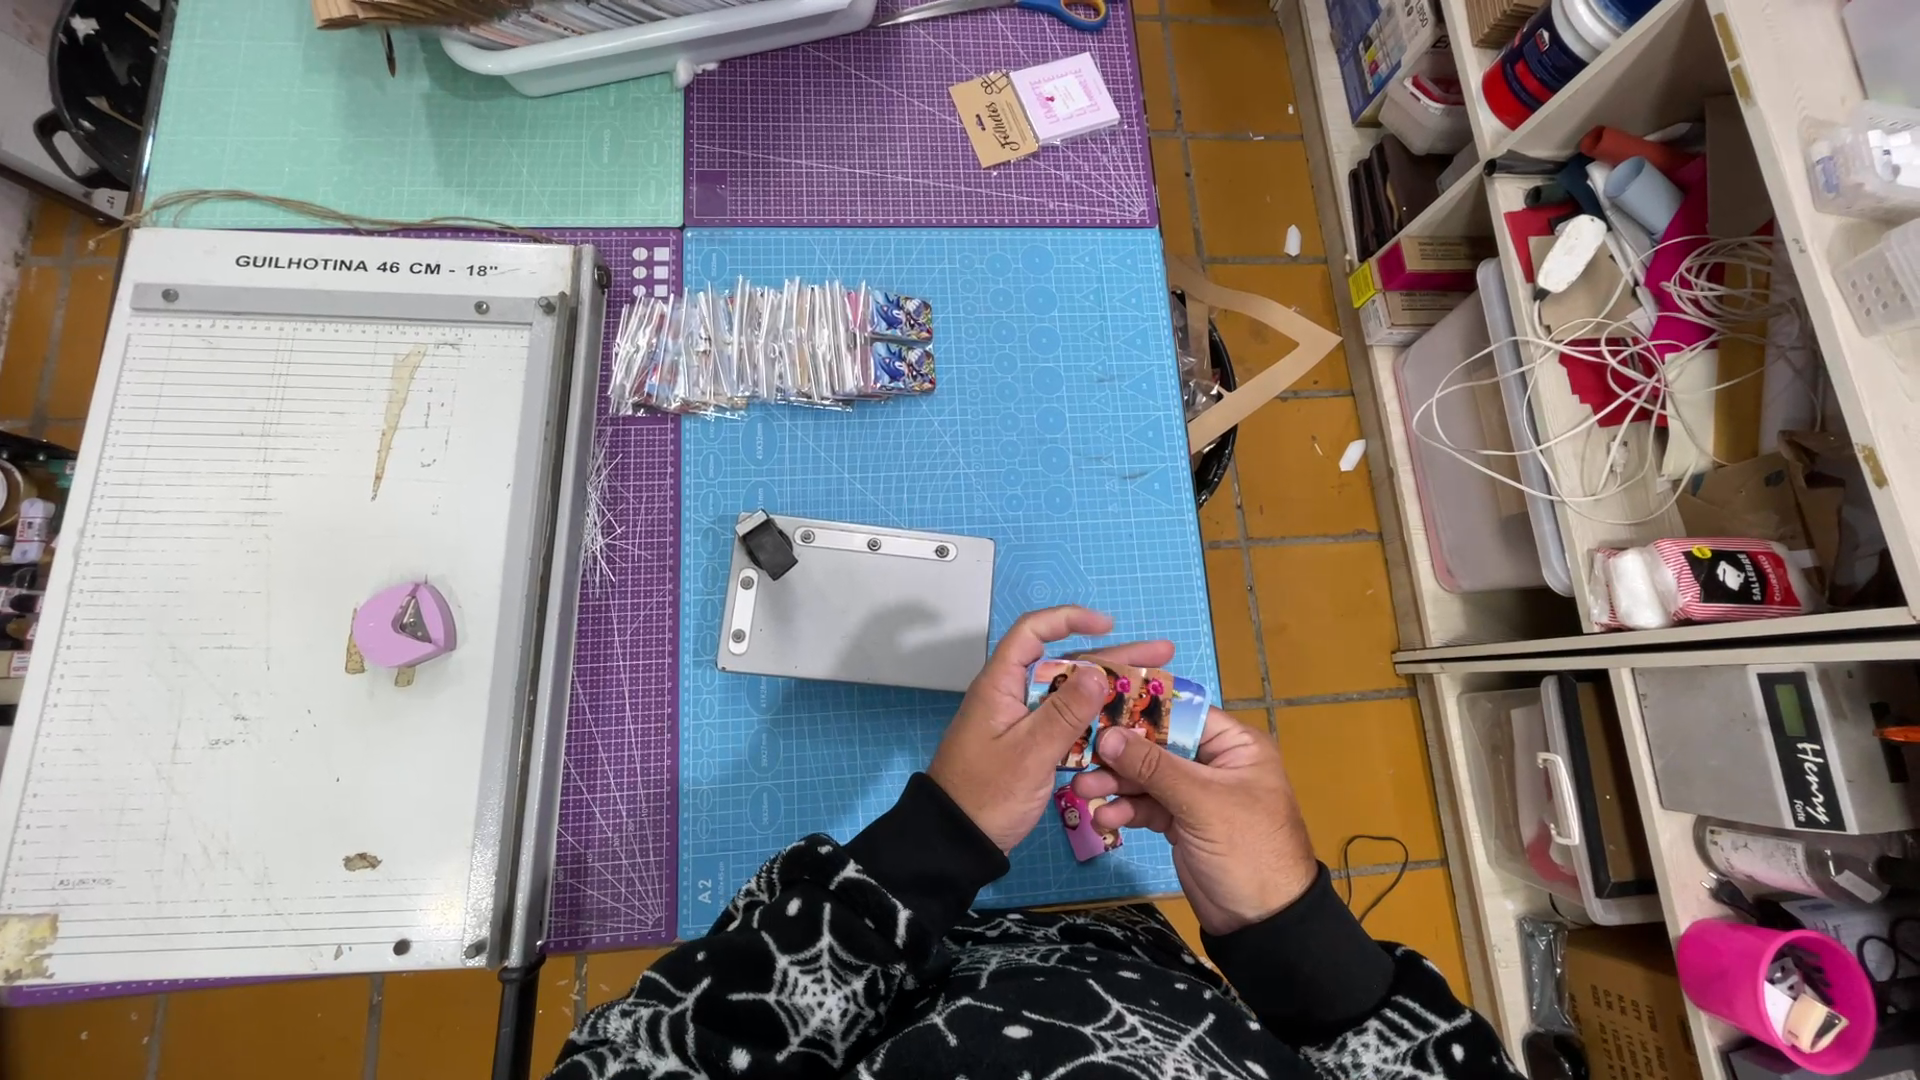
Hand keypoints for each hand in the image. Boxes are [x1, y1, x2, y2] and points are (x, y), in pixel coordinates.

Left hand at [927, 606, 1172, 853]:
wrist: (955, 840)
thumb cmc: (987, 793)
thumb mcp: (1029, 753)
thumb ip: (1064, 712)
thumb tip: (1097, 670)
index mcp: (1001, 684)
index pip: (1033, 632)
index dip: (1069, 620)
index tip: (1109, 625)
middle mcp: (1013, 694)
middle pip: (1065, 663)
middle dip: (1112, 657)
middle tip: (1161, 655)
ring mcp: (1023, 720)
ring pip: (1070, 694)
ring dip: (1110, 689)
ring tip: (1156, 685)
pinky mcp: (1030, 744)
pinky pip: (1067, 722)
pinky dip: (1095, 719)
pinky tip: (1128, 722)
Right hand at [1072, 708, 1317, 934]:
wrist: (1263, 925)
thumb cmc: (1247, 849)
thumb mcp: (1201, 803)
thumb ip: (1151, 766)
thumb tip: (1106, 735)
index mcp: (1234, 746)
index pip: (1181, 714)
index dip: (1141, 711)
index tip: (1098, 709)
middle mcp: (1214, 763)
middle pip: (1157, 746)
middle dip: (1120, 755)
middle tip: (1082, 757)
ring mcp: (1195, 794)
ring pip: (1146, 777)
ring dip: (1115, 784)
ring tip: (1082, 791)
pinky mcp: (1180, 821)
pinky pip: (1147, 806)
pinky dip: (1126, 810)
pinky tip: (1105, 819)